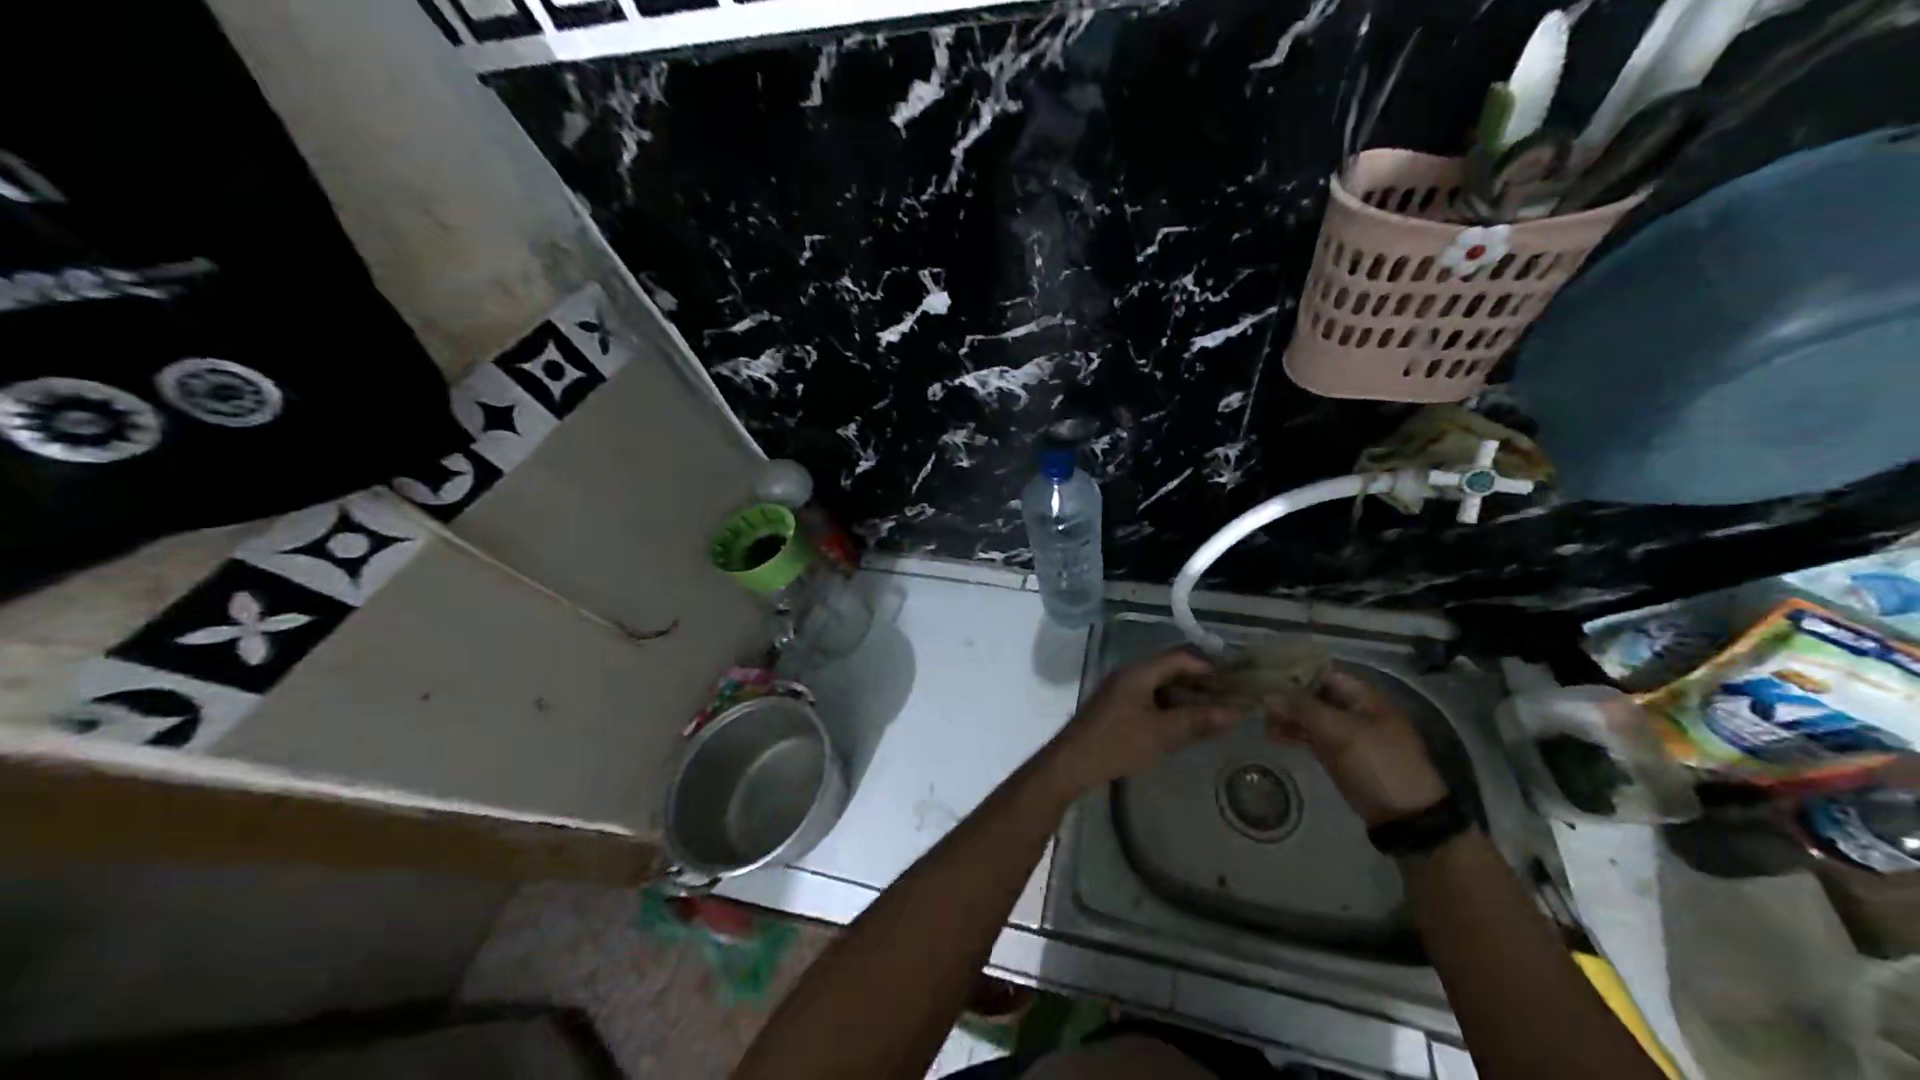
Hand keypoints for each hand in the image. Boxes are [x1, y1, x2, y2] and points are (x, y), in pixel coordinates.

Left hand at [1042, 649, 1239, 797]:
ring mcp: (1121, 689)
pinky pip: (1151, 696)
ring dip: (1187, 694)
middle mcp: (1129, 673)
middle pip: (1171, 668)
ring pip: (1162, 684)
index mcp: (1138, 672)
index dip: (1209, 666)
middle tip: (1230, 696)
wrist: (1071, 763)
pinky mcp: (1118, 706)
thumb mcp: (1162, 733)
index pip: (1180, 657)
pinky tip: (1187, 721)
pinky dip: (1171, 704)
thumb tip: (1235, 712)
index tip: (1236, 681)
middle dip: (1201, 681)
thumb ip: (1198, 720)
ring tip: (1215, 710)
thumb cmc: (1117, 744)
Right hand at [1266, 669, 1448, 826]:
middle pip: (1313, 693)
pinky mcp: (1337, 751)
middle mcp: (1352, 708)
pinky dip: (1293, 732)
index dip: (1294, 671)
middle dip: (1286, 695)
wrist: (1404, 815)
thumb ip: (1303, 709)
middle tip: (1256, 699)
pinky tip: (1271, 734)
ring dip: (1286, 715)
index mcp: (1362, 696)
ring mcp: (1344, 731)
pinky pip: (1310, 734)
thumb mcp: (1342, 732)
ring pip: (1309, 714)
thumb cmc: (1378, 764)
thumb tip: (1267, 694)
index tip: (1264, 673)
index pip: (1322, 672)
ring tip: (1260, 720)